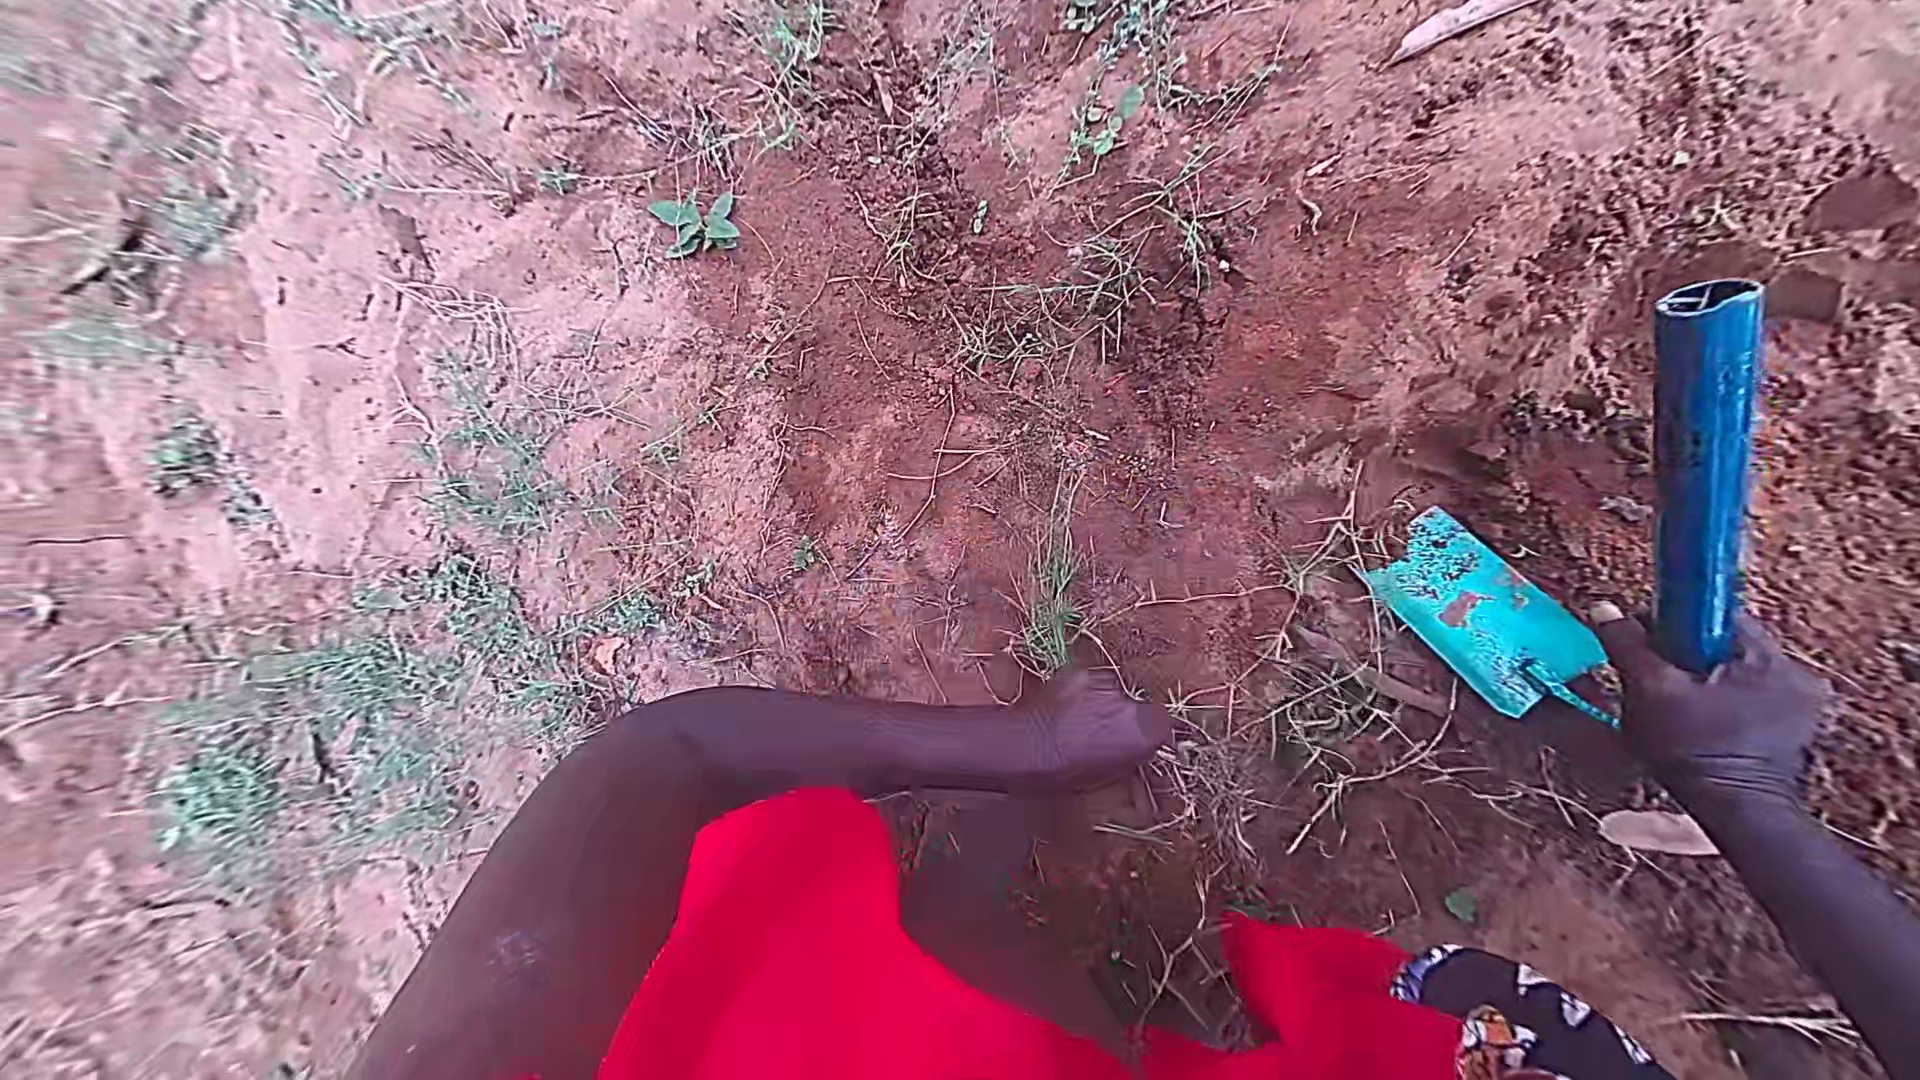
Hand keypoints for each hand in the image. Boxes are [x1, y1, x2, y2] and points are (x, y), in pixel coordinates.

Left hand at [1008, 669, 1170, 789]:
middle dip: (1129, 716)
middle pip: (1141, 704)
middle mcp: (1129, 699)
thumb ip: (1136, 753)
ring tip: (1085, 719)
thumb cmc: (1065, 773)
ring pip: (1116, 689)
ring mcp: (1102, 680)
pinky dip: (1086, 691)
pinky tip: (1071, 707)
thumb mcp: (1111, 773)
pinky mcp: (1079, 670)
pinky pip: (1092, 680)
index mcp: (1144, 730)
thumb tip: (1146, 749)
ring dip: (1107, 701)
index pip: (1168, 724)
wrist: (1024, 747)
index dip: (1157, 733)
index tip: (1147, 740)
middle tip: (1108, 733)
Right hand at [1591, 603, 1831, 799]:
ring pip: (1726, 665)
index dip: (1670, 621)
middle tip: (1648, 672)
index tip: (1641, 641)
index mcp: (1772, 663)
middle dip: (1679, 651)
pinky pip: (1738, 688)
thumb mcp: (1647, 686)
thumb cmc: (1689, 744)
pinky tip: (1688, 710)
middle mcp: (1796, 677)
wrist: (1728, 803)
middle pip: (1720, 641)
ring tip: (1665, 694)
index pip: (1715, 615)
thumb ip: (1626, 643)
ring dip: (1691, 671)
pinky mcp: (1787, 721)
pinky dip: (1708, 691)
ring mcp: (1797, 702)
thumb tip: (1603, 607)